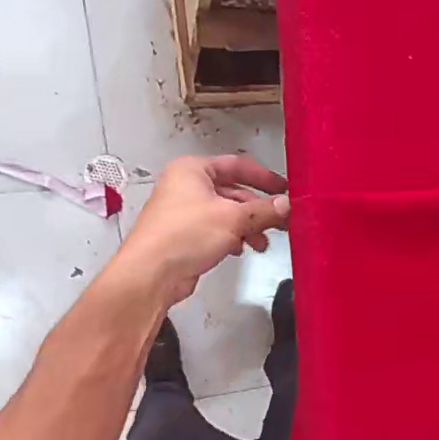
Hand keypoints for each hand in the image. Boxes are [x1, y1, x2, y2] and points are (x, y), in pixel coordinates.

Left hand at [110, 155, 289, 306]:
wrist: (152, 274)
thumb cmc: (183, 236)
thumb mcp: (233, 218)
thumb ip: (264, 210)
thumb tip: (287, 205)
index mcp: (192, 170)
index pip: (237, 165)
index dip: (263, 177)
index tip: (284, 189)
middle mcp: (186, 186)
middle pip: (233, 191)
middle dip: (257, 209)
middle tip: (281, 220)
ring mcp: (184, 212)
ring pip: (226, 213)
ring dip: (248, 227)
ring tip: (262, 242)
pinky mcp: (185, 235)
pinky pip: (217, 230)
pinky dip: (233, 238)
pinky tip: (243, 249)